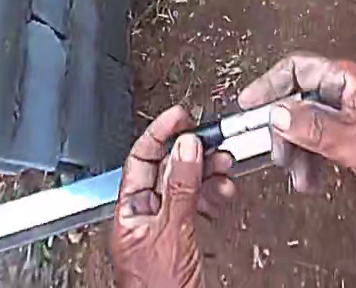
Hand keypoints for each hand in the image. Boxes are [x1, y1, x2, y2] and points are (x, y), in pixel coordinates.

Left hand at [111, 104, 237, 287]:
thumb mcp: (173, 234)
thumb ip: (181, 188)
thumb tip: (187, 146)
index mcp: (130, 212)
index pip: (142, 158)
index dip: (160, 132)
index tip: (180, 115)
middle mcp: (145, 216)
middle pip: (168, 168)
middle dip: (193, 153)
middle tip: (214, 143)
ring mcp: (164, 228)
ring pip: (186, 184)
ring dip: (208, 172)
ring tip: (225, 167)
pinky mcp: (182, 240)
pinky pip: (197, 204)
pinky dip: (212, 194)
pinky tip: (223, 192)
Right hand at [237, 55, 355, 211]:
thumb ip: (316, 127)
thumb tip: (279, 114)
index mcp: (348, 78)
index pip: (297, 68)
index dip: (270, 84)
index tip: (251, 103)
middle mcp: (345, 86)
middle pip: (296, 96)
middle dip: (284, 129)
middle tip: (281, 153)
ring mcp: (346, 106)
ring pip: (303, 119)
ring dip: (296, 148)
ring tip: (300, 174)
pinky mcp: (348, 126)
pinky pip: (316, 134)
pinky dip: (308, 156)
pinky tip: (311, 175)